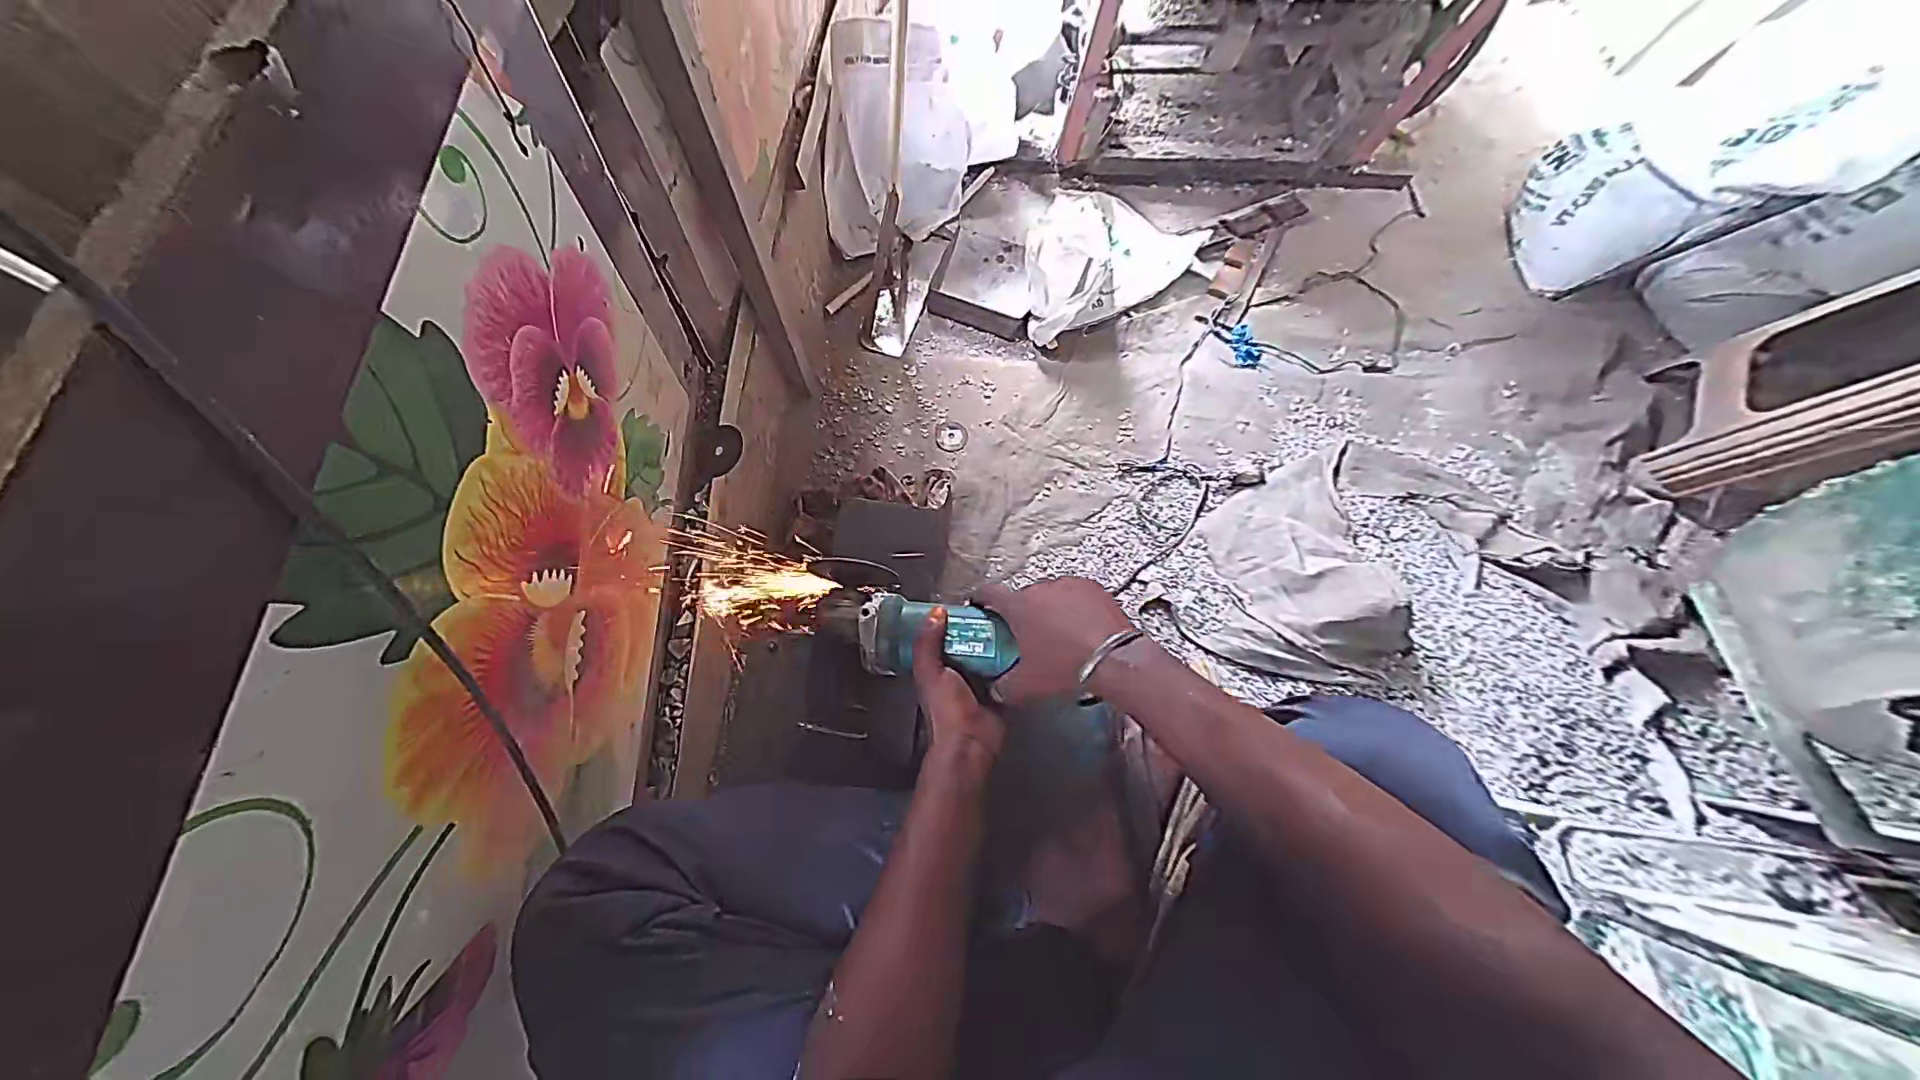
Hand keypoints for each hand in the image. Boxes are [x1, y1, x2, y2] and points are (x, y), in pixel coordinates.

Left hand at [913, 606, 1004, 764]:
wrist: (971, 742)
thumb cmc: (945, 711)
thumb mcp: (929, 671)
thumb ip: (928, 643)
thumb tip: (935, 612)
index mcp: (937, 667)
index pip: (943, 637)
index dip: (952, 621)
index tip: (966, 603)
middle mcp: (958, 672)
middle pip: (970, 642)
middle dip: (980, 629)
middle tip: (993, 609)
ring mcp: (980, 680)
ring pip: (990, 653)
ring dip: (998, 642)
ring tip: (1010, 621)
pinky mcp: (1000, 689)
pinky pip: (1008, 668)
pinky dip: (1013, 658)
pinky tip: (1021, 644)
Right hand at [975, 578, 1137, 704]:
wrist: (1115, 660)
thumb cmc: (1069, 667)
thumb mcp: (1026, 686)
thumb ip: (1003, 686)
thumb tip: (998, 688)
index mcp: (1018, 606)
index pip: (988, 593)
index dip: (980, 600)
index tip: (980, 607)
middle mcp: (1041, 588)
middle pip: (1022, 596)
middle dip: (1021, 614)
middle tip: (1025, 635)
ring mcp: (1069, 585)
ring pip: (1049, 595)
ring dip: (1049, 610)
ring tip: (1057, 635)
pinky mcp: (1093, 588)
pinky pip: (1074, 595)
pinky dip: (1073, 608)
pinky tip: (1079, 629)